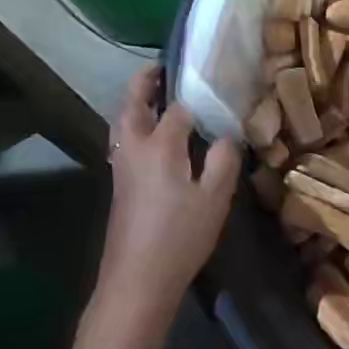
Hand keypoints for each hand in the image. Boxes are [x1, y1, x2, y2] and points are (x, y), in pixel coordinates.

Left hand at [85, 68, 239, 336]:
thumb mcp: (215, 197)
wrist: (137, 279)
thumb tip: (228, 135)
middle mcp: (134, 149)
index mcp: (159, 146)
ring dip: (135, 103)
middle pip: (132, 105)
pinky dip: (135, 124)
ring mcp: (122, 167)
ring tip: (156, 95)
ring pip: (122, 123)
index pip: (177, 108)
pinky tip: (155, 137)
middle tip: (161, 68)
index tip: (214, 81)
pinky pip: (124, 141)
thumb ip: (224, 159)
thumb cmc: (180, 236)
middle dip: (144, 83)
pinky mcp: (120, 185)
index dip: (195, 94)